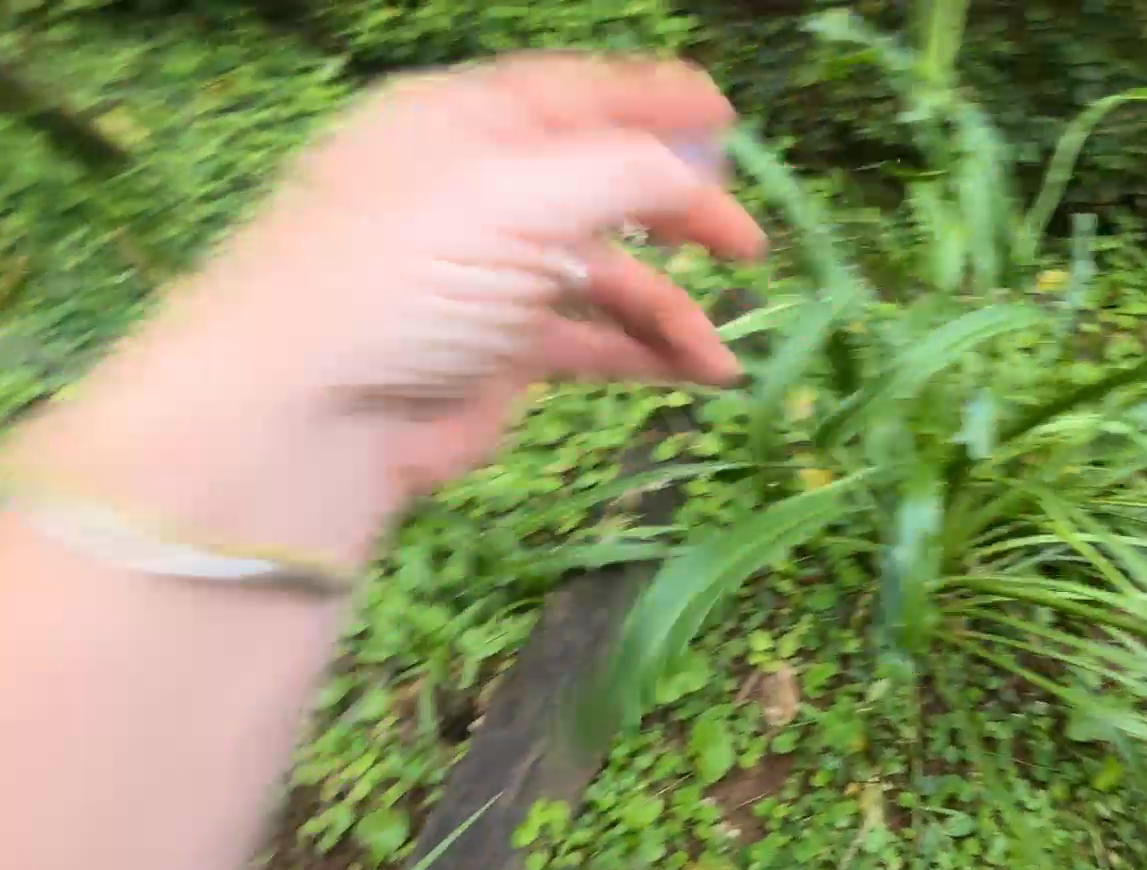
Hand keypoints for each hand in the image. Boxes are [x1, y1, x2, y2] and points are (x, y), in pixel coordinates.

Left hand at [19, 54, 764, 567]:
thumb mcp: (510, 200)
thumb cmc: (401, 279)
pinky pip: (602, 339)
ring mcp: (502, 275)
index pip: (577, 95)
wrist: (318, 416)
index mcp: (468, 129)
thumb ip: (617, 173)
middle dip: (684, 215)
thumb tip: (695, 170)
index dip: (654, 100)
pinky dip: (649, 355)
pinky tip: (695, 377)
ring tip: (718, 358)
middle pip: (609, 188)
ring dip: (674, 314)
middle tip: (748, 245)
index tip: (725, 115)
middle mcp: (488, 195)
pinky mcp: (515, 347)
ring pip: (615, 279)